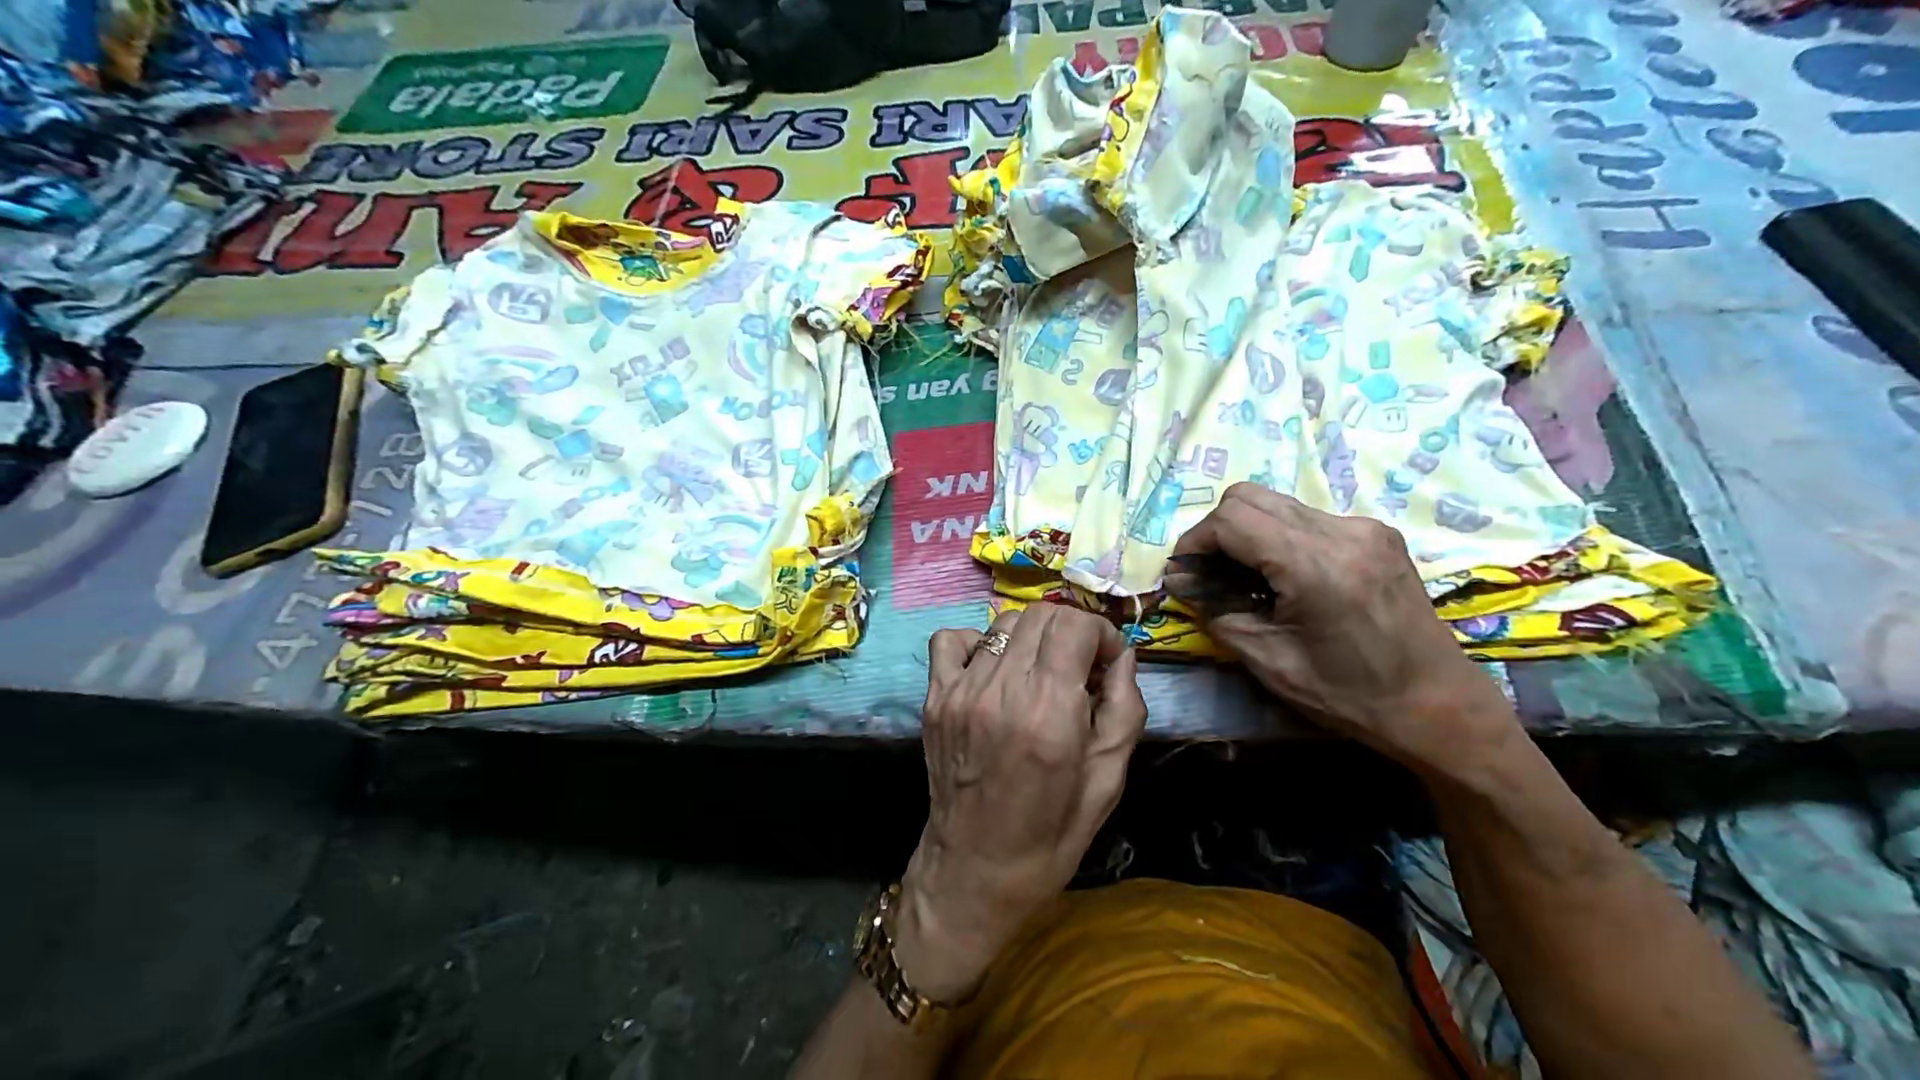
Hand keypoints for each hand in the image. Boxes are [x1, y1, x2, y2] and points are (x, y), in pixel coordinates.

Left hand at [895, 605, 1146, 1001]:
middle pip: (1041, 615)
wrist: (974, 871)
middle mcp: (1001, 691)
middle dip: (1072, 630)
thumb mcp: (1108, 782)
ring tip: (1041, 672)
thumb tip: (1124, 657)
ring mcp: (961, 691)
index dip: (1102, 635)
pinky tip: (994, 671)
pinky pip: (951, 639)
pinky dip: (979, 642)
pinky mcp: (934, 698)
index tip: (1108, 663)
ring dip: (1033, 637)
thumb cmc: (1051, 835)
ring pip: (1003, 622)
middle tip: (1080, 667)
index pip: (1074, 625)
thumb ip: (1124, 710)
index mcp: (1050, 713)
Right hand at [1171, 482, 1519, 778]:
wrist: (1437, 705)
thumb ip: (1216, 612)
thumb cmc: (1348, 695)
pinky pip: (1306, 517)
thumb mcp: (1268, 660)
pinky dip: (1277, 536)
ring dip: (1246, 531)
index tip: (1183, 573)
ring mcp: (1364, 528)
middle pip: (1249, 496)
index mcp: (1317, 567)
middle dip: (1216, 530)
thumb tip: (1180, 580)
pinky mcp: (1376, 533)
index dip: (1194, 541)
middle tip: (1207, 571)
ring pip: (1276, 502)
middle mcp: (1343, 532)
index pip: (1232, 519)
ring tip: (1242, 575)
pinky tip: (1282, 574)